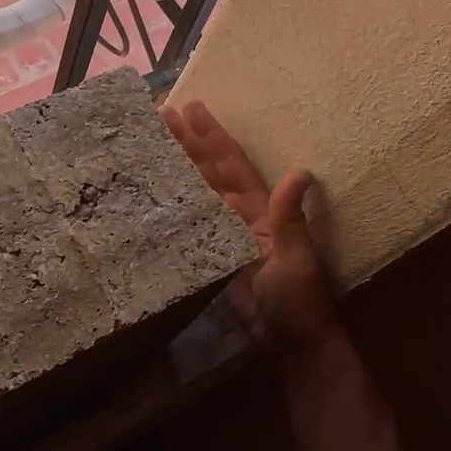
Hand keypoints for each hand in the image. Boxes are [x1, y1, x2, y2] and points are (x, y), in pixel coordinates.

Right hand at [161, 101, 338, 350]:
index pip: (232, 163)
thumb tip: (299, 173)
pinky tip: (152, 188)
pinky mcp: (209, 253)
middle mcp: (239, 212)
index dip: (212, 136)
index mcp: (261, 208)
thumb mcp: (296, 260)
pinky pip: (188, 218)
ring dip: (177, 162)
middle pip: (209, 168)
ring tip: (151, 139)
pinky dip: (172, 199)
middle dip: (187, 139)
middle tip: (162, 111)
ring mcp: (222, 232)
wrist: (290, 344)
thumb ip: (289, 219)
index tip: (192, 107)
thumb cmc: (297, 302)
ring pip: (196, 188)